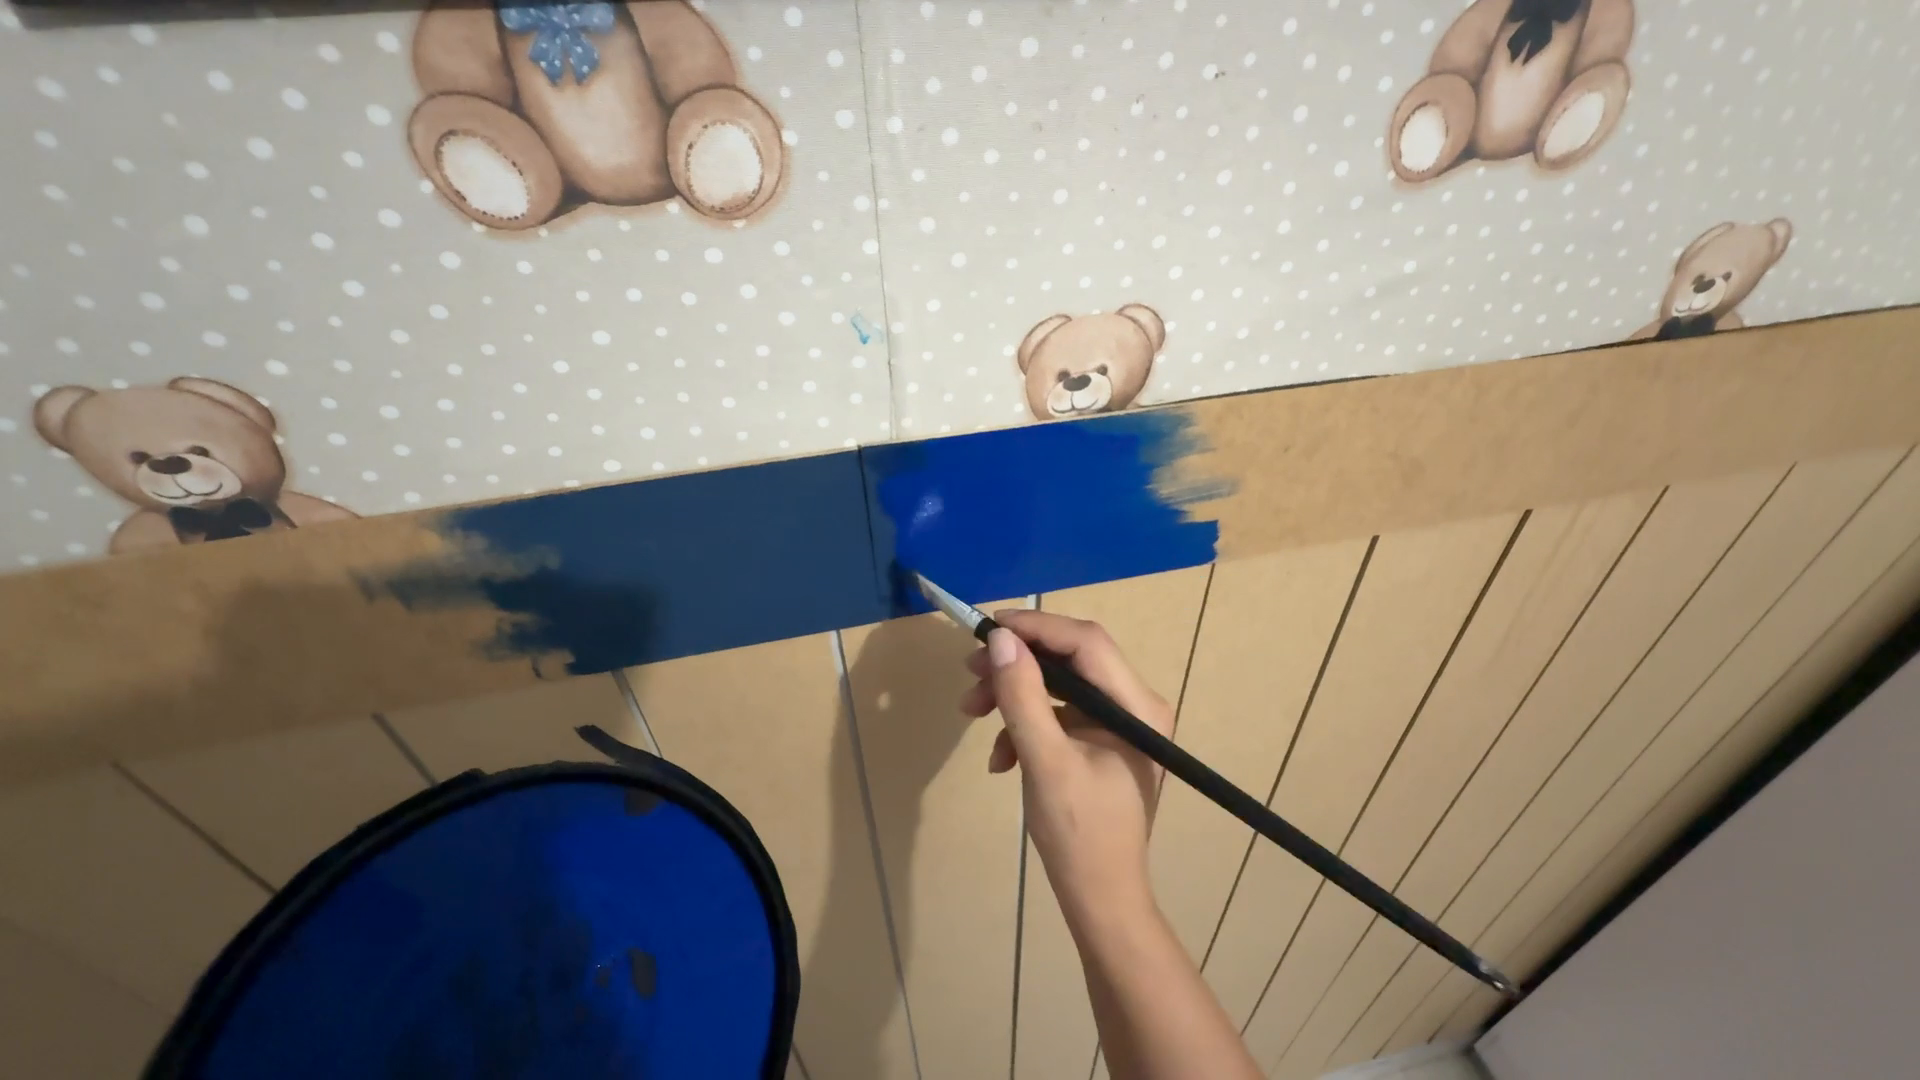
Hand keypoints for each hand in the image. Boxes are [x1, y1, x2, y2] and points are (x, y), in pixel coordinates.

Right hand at [958, 610, 1173, 920]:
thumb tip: (999, 640)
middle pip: (1070, 659)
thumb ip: (1023, 697)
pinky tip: (1001, 760)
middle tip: (969, 673)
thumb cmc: (1079, 836)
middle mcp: (1134, 705)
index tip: (985, 627)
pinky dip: (1024, 726)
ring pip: (1058, 685)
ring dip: (1013, 695)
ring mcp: (1117, 724)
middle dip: (1016, 664)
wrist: (1100, 899)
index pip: (1085, 642)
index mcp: (1137, 707)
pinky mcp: (1099, 742)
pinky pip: (1057, 714)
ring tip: (972, 712)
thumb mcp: (1044, 762)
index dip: (1035, 627)